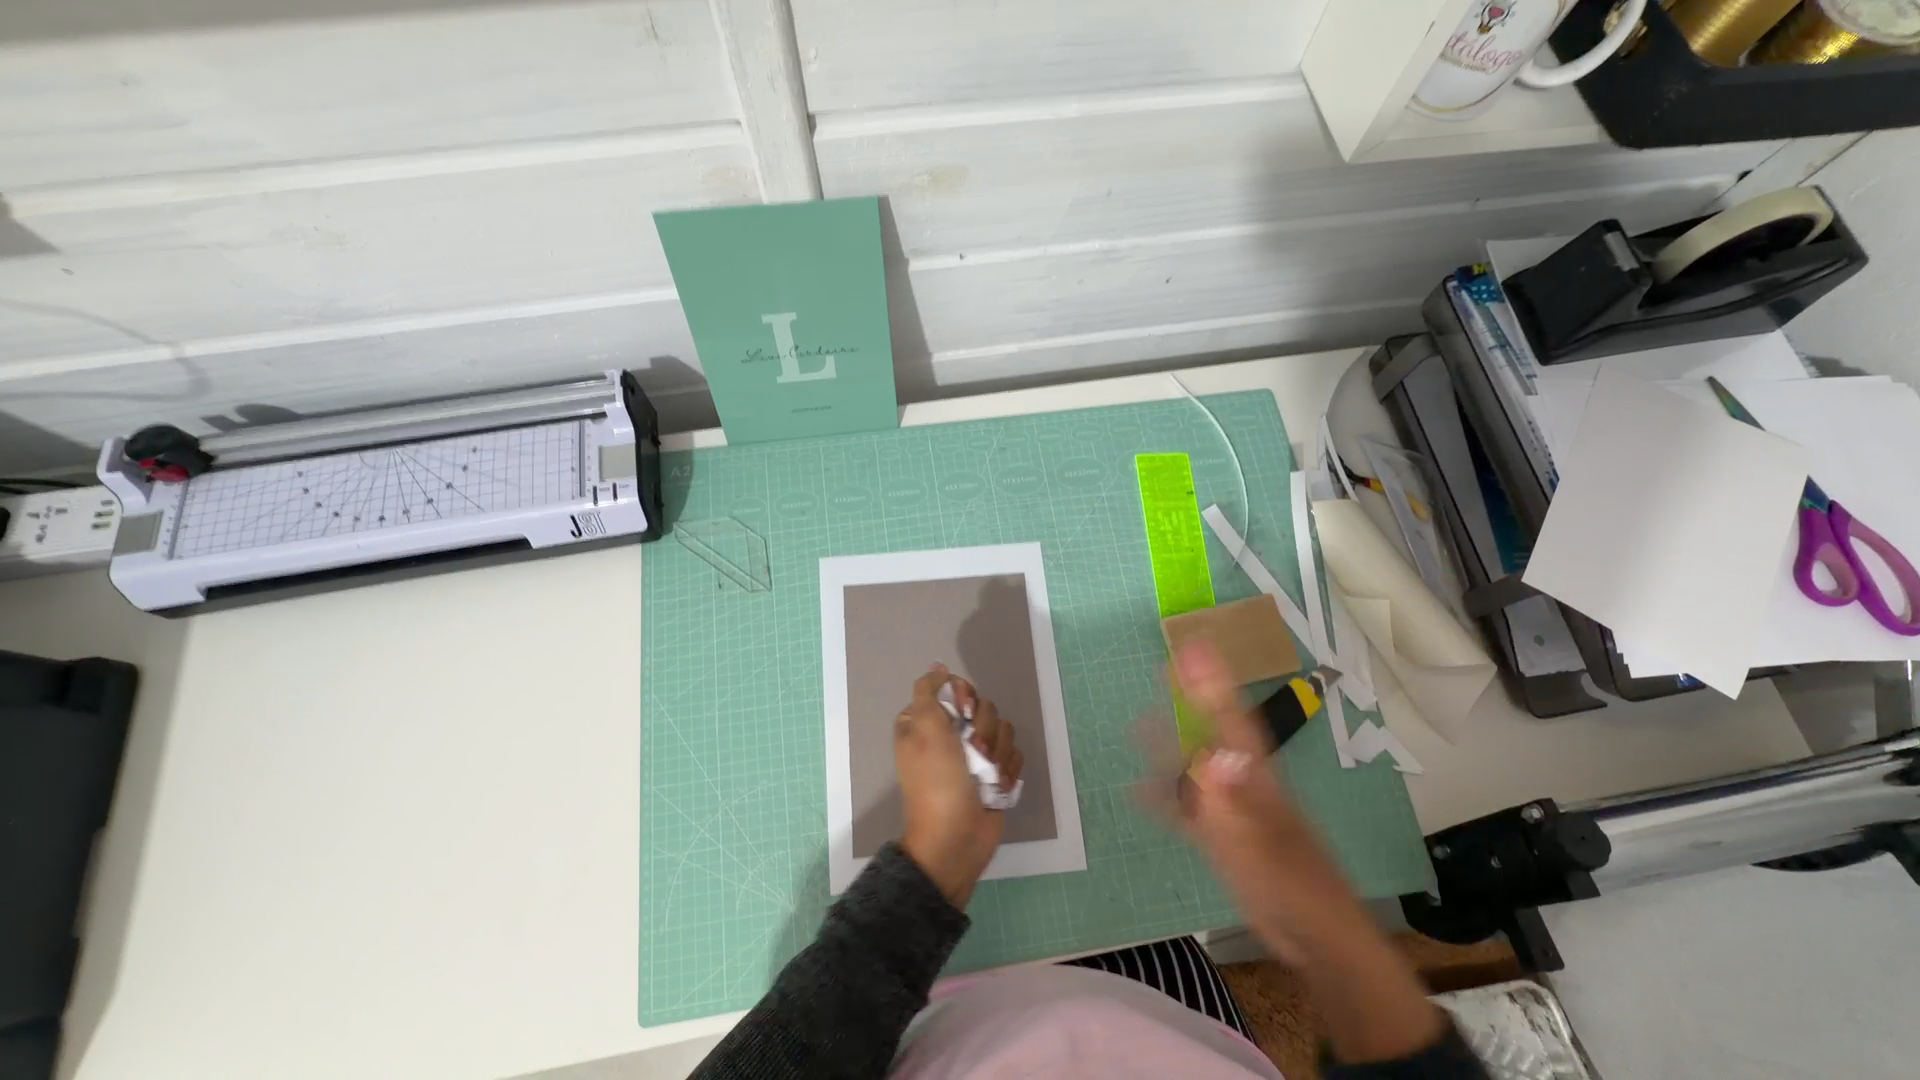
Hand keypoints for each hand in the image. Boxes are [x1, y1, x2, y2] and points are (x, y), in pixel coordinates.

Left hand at [895, 663, 1023, 908]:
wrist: (955, 838)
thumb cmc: (937, 782)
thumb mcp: (924, 729)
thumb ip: (928, 691)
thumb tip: (938, 665)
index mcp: (927, 722)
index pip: (956, 689)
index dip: (964, 698)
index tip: (964, 712)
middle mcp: (950, 735)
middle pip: (984, 708)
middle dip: (985, 730)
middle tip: (975, 752)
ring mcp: (975, 755)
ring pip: (1004, 731)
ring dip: (998, 754)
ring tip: (987, 778)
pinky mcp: (995, 774)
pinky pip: (1014, 755)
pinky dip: (1008, 771)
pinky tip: (997, 788)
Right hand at [1158, 642, 1356, 960]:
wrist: (1314, 936)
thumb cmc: (1295, 886)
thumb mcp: (1264, 843)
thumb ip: (1236, 803)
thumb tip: (1214, 759)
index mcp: (1256, 777)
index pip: (1230, 718)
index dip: (1212, 682)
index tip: (1194, 647)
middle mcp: (1240, 785)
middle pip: (1208, 733)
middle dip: (1188, 700)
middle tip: (1164, 667)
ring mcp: (1229, 811)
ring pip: (1192, 769)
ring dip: (1168, 746)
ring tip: (1136, 724)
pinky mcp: (1221, 839)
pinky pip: (1185, 810)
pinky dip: (1163, 797)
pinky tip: (1139, 790)